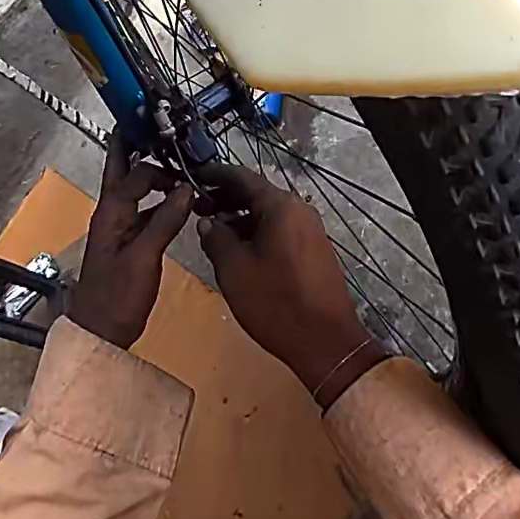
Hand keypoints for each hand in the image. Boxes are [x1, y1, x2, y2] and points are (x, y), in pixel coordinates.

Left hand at [68, 137, 194, 347]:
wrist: (100, 331)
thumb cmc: (117, 295)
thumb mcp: (143, 257)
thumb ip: (165, 221)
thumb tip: (187, 188)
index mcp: (110, 212)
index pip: (134, 174)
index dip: (156, 163)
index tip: (179, 151)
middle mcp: (111, 213)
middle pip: (122, 171)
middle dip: (136, 148)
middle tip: (158, 129)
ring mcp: (119, 226)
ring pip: (135, 190)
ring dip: (153, 176)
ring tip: (178, 164)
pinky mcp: (128, 241)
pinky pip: (145, 211)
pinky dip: (161, 202)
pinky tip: (179, 203)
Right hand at [197, 166, 388, 406]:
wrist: (326, 343)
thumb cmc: (275, 302)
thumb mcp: (233, 268)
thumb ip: (216, 237)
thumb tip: (208, 222)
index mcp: (280, 207)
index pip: (242, 177)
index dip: (214, 175)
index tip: (193, 175)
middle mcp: (299, 211)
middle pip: (256, 194)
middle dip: (224, 198)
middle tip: (196, 207)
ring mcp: (310, 231)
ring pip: (267, 214)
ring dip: (239, 218)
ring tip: (213, 232)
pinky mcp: (314, 251)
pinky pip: (279, 230)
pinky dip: (256, 232)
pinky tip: (238, 250)